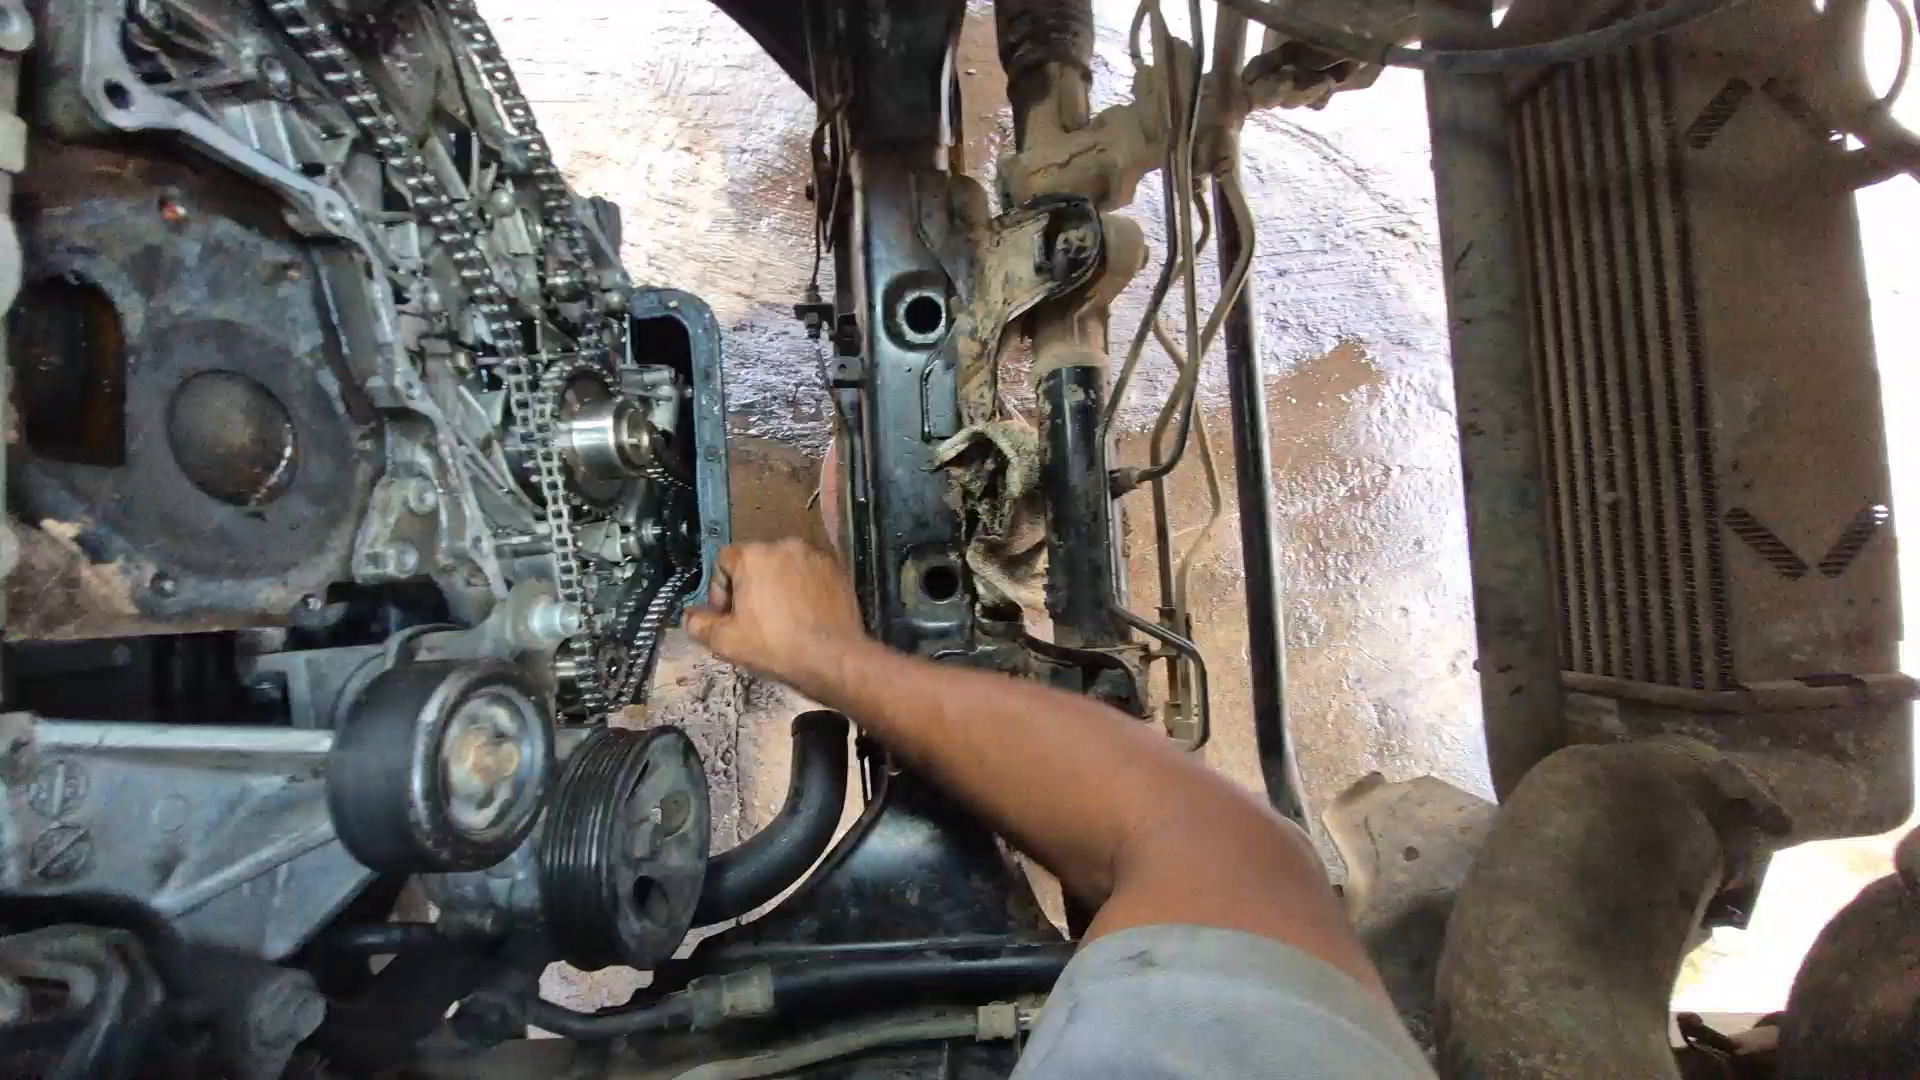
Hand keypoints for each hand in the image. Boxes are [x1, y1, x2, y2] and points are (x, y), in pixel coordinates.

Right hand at [684, 540, 866, 692]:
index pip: (724, 561)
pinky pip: (809, 572)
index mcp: (753, 555)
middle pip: (755, 561)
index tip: (728, 616)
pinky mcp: (837, 568)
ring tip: (781, 618)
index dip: (720, 589)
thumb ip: (697, 623)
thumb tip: (689, 615)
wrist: (834, 658)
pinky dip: (803, 587)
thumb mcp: (725, 641)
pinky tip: (804, 614)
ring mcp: (815, 555)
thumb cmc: (775, 647)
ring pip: (784, 566)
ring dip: (776, 585)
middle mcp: (785, 545)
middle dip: (749, 587)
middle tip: (753, 619)